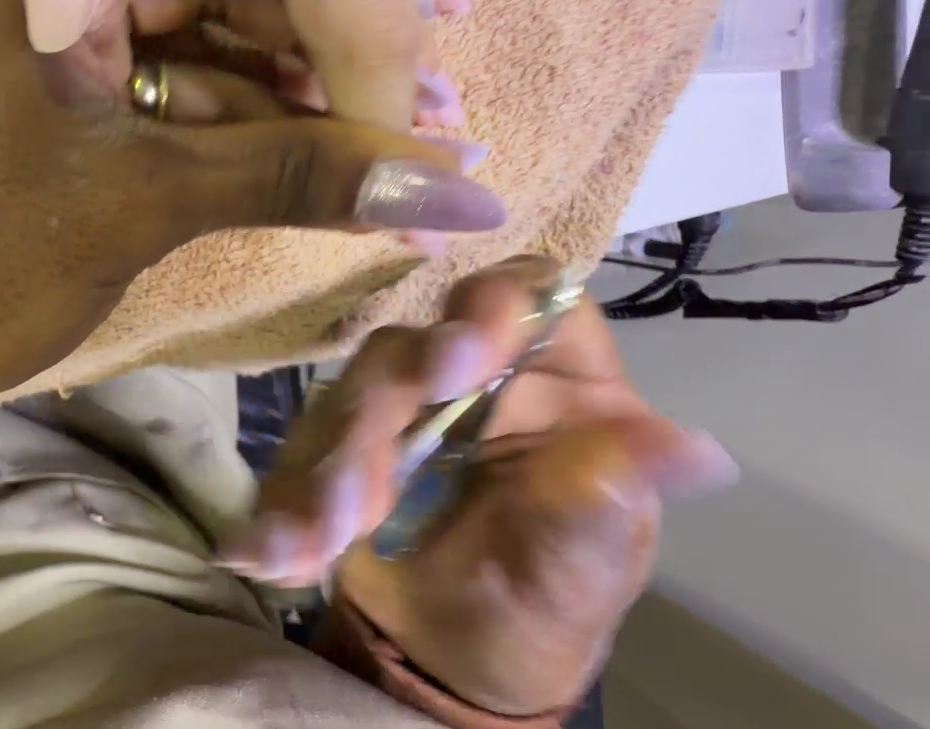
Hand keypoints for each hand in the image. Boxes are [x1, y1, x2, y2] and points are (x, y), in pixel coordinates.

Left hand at [0, 0, 505, 474]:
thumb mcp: (142, 202)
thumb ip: (298, 174)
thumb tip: (462, 190)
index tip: (422, 21)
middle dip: (305, 50)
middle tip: (426, 93)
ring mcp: (32, 50)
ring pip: (178, 54)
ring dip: (272, 100)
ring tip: (388, 139)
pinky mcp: (35, 111)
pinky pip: (144, 100)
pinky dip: (215, 129)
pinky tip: (301, 157)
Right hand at [224, 257, 737, 714]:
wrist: (444, 659)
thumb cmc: (539, 612)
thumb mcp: (579, 574)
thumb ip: (598, 507)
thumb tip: (689, 452)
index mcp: (549, 388)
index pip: (530, 300)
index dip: (490, 310)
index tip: (453, 367)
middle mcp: (463, 381)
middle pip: (405, 352)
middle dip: (373, 422)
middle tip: (355, 499)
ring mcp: (388, 408)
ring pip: (341, 403)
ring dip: (321, 474)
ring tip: (313, 548)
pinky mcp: (328, 442)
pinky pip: (294, 457)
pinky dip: (281, 504)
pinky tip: (269, 554)